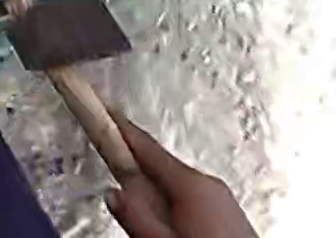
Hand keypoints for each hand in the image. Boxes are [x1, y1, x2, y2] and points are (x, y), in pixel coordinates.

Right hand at [105, 112, 257, 237]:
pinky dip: (176, 206)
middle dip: (138, 174)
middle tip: (117, 183)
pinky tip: (173, 228)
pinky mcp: (233, 219)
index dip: (120, 127)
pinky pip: (194, 201)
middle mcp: (210, 183)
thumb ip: (138, 218)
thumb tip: (112, 193)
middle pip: (160, 167)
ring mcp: (225, 201)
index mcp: (192, 184)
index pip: (146, 146)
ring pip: (177, 186)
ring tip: (148, 219)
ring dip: (157, 195)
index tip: (102, 109)